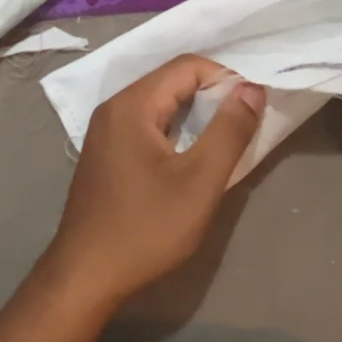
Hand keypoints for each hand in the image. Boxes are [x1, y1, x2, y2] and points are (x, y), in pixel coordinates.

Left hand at [44, 55, 265, 306]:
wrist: (86, 276)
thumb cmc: (145, 227)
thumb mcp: (200, 181)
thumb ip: (229, 130)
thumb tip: (251, 89)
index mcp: (131, 104)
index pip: (186, 66)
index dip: (225, 78)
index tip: (254, 105)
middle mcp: (113, 108)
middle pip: (170, 81)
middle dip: (212, 95)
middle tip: (245, 122)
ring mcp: (105, 132)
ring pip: (159, 105)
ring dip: (194, 115)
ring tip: (225, 139)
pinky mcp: (106, 155)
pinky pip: (146, 126)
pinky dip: (175, 131)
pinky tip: (191, 157)